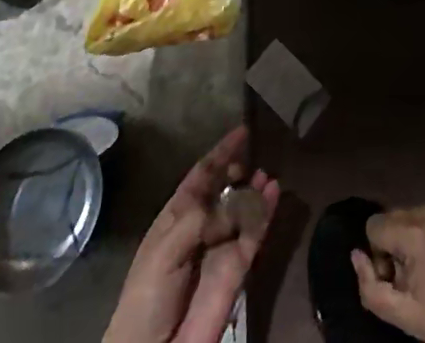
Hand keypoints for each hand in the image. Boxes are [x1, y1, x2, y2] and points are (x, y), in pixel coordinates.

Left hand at [104, 126, 280, 342]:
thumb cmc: (150, 292)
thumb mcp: (167, 248)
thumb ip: (200, 219)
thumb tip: (235, 201)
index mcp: (177, 215)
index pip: (201, 174)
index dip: (220, 152)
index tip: (241, 132)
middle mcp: (202, 225)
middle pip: (224, 189)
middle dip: (239, 171)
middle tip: (254, 158)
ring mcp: (221, 246)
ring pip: (243, 209)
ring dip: (255, 190)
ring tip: (269, 174)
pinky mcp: (238, 268)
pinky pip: (255, 234)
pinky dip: (266, 213)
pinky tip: (274, 195)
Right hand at [351, 204, 424, 342]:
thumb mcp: (403, 315)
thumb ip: (369, 286)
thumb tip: (357, 255)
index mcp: (416, 234)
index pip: (373, 226)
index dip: (378, 255)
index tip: (399, 280)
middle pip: (389, 218)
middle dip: (393, 245)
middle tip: (413, 278)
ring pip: (407, 216)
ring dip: (408, 238)